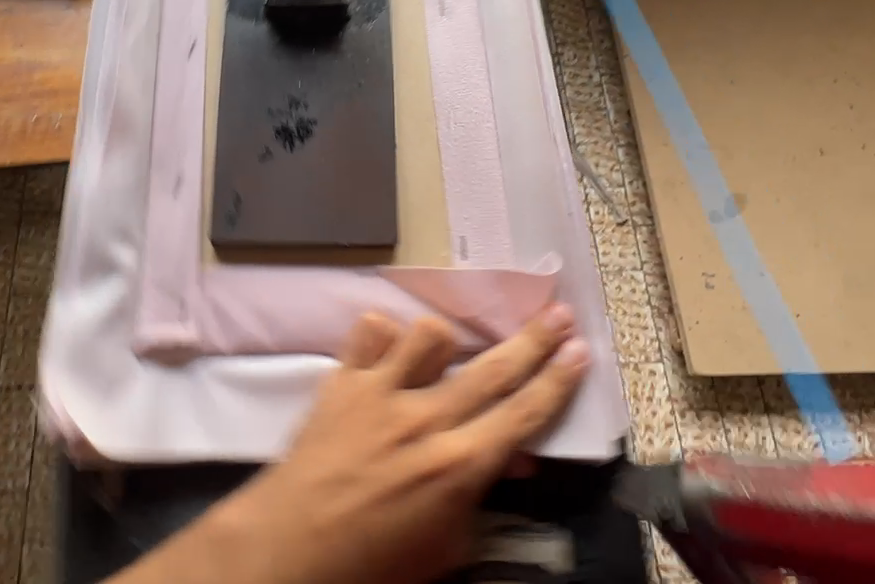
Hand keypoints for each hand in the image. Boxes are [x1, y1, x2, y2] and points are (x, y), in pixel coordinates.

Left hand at [131, 305, 589, 583]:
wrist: (293, 545)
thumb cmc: (376, 559)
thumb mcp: (446, 546)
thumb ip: (481, 498)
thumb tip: (511, 459)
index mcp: (457, 466)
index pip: (521, 414)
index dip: (557, 382)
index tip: (580, 352)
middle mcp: (424, 419)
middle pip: (491, 369)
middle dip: (532, 340)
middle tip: (558, 314)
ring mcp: (380, 392)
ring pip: (428, 336)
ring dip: (443, 343)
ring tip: (445, 354)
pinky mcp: (343, 379)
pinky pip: (368, 332)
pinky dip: (381, 336)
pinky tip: (386, 349)